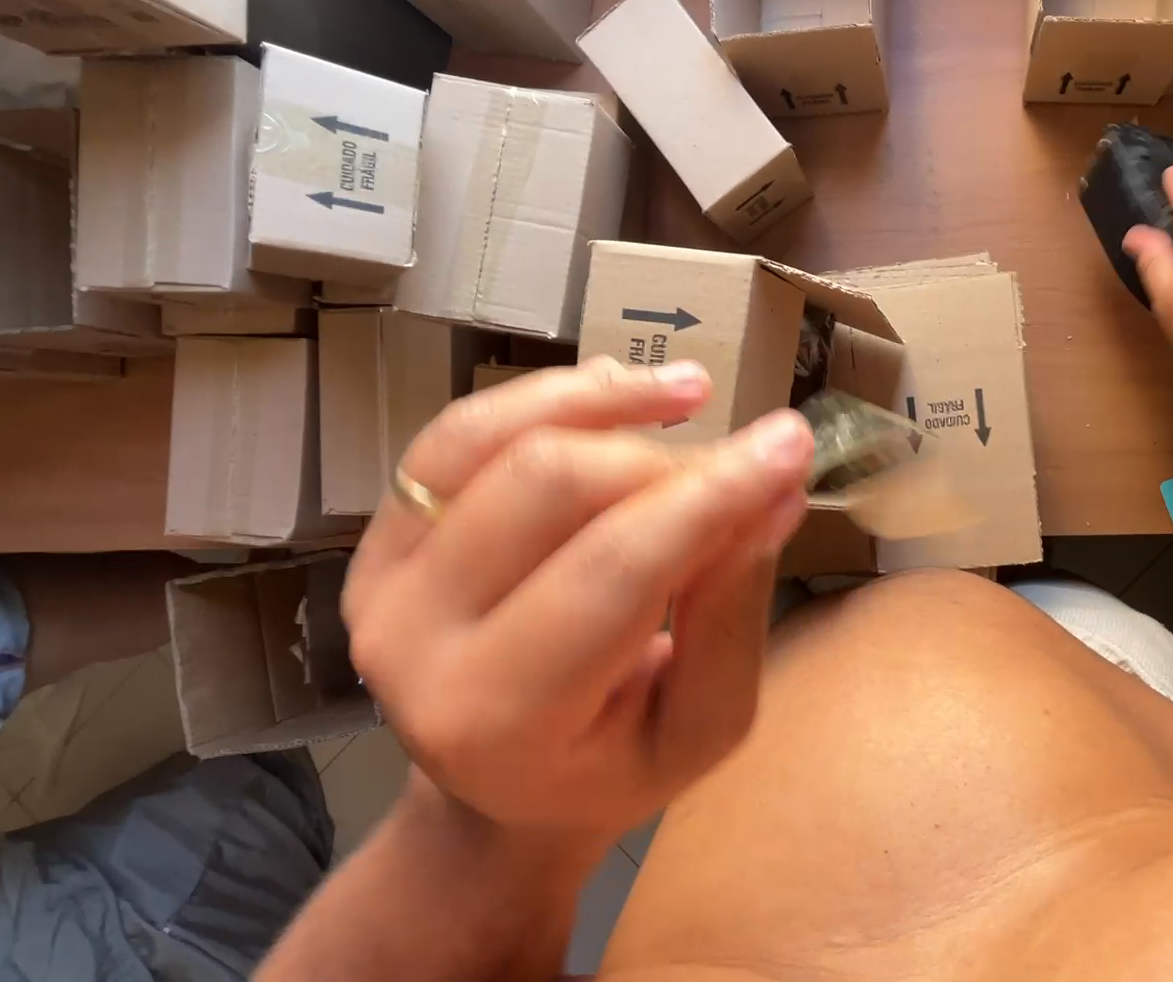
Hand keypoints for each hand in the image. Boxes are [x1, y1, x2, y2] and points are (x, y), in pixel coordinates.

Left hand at [341, 357, 813, 836]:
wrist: (503, 786)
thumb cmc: (617, 766)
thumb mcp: (706, 721)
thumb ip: (733, 613)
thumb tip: (776, 496)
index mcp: (498, 715)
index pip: (616, 568)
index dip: (712, 493)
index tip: (792, 442)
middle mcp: (410, 638)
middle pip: (554, 484)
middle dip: (673, 460)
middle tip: (747, 466)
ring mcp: (380, 575)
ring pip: (500, 437)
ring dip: (612, 402)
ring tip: (695, 391)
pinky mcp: (383, 532)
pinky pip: (463, 430)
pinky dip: (552, 397)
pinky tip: (621, 387)